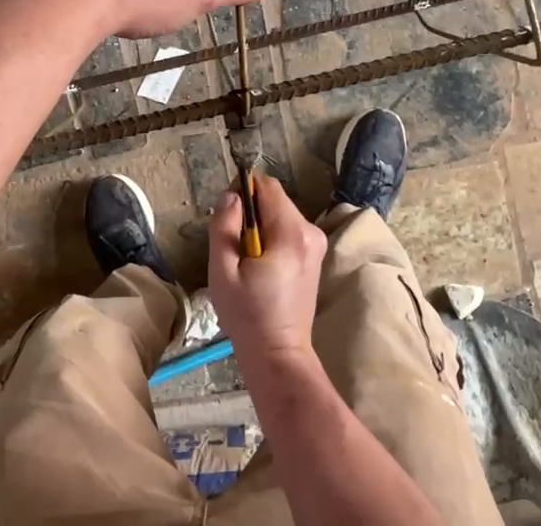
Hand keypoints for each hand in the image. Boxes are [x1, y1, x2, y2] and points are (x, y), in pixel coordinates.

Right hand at [208, 176, 327, 369]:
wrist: (279, 355)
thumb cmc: (247, 316)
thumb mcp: (223, 271)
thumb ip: (224, 226)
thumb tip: (230, 196)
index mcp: (290, 232)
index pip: (267, 186)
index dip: (242, 192)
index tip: (227, 217)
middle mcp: (310, 232)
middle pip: (274, 199)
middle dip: (250, 213)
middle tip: (233, 246)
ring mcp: (316, 244)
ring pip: (281, 214)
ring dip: (260, 226)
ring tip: (246, 260)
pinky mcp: (315, 256)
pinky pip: (288, 230)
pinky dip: (272, 238)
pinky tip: (261, 267)